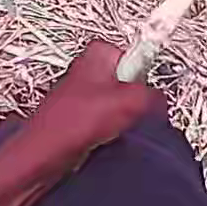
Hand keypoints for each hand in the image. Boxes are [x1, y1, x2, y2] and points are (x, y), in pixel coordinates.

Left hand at [23, 40, 166, 165]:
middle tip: (130, 114)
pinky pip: (113, 119)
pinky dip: (113, 130)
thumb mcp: (127, 102)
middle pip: (135, 82)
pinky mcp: (85, 113)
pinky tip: (105, 138)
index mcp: (100, 52)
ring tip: (113, 129)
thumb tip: (162, 100)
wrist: (44, 153)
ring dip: (125, 120)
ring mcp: (88, 90)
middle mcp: (92, 67)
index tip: (153, 92)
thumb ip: (153, 95)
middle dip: (138, 102)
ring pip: (125, 104)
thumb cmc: (72, 122)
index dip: (148, 78)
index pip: (140, 56)